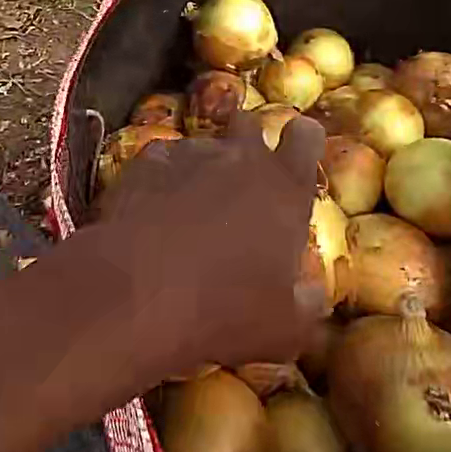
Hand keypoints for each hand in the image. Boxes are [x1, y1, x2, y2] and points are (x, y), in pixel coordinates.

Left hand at [86, 112, 326, 370]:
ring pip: (203, 144)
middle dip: (248, 142)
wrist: (138, 291)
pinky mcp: (147, 160)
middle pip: (250, 124)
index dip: (303, 139)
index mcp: (285, 186)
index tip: (296, 153)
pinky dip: (163, 177)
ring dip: (203, 166)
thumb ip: (306, 304)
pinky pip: (163, 160)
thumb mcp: (283, 327)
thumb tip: (313, 294)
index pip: (306, 136)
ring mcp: (190, 153)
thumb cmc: (224, 309)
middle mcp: (241, 156)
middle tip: (242, 179)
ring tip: (190, 207)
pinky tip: (153, 210)